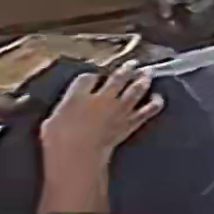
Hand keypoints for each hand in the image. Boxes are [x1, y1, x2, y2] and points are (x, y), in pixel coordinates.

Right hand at [38, 62, 163, 167]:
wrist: (79, 150)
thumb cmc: (58, 135)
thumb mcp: (55, 114)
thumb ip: (69, 104)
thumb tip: (74, 101)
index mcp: (78, 95)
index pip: (88, 77)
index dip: (93, 75)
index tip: (97, 75)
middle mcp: (102, 98)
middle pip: (117, 79)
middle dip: (126, 69)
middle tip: (133, 63)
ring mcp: (121, 109)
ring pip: (136, 89)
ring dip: (143, 79)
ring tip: (148, 72)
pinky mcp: (133, 120)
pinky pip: (149, 109)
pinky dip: (156, 102)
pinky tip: (159, 97)